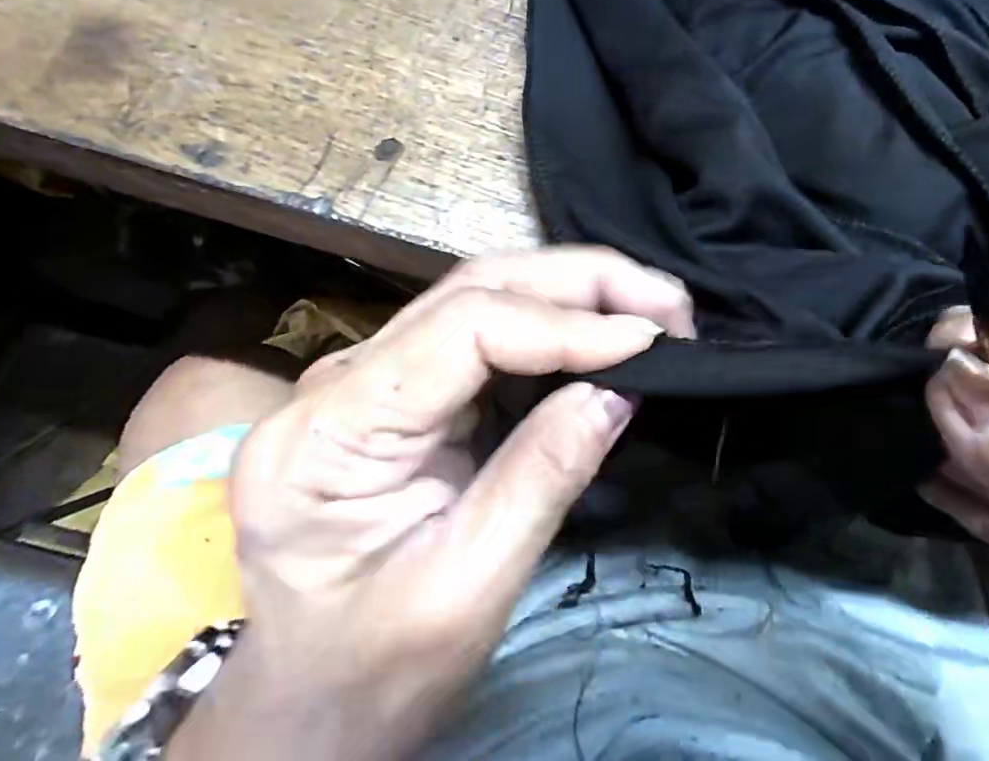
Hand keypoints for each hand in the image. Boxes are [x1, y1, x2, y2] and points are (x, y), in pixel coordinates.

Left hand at [169, 247, 693, 760]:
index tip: (650, 341)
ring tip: (654, 310)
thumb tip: (621, 388)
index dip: (566, 324)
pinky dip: (561, 321)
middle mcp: (341, 380)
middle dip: (587, 284)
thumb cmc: (377, 670)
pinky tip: (608, 333)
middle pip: (476, 287)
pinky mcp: (408, 384)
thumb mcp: (468, 590)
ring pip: (486, 292)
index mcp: (328, 434)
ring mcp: (371, 374)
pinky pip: (491, 327)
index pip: (462, 329)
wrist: (317, 703)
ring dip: (580, 292)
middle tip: (671, 306)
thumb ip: (543, 477)